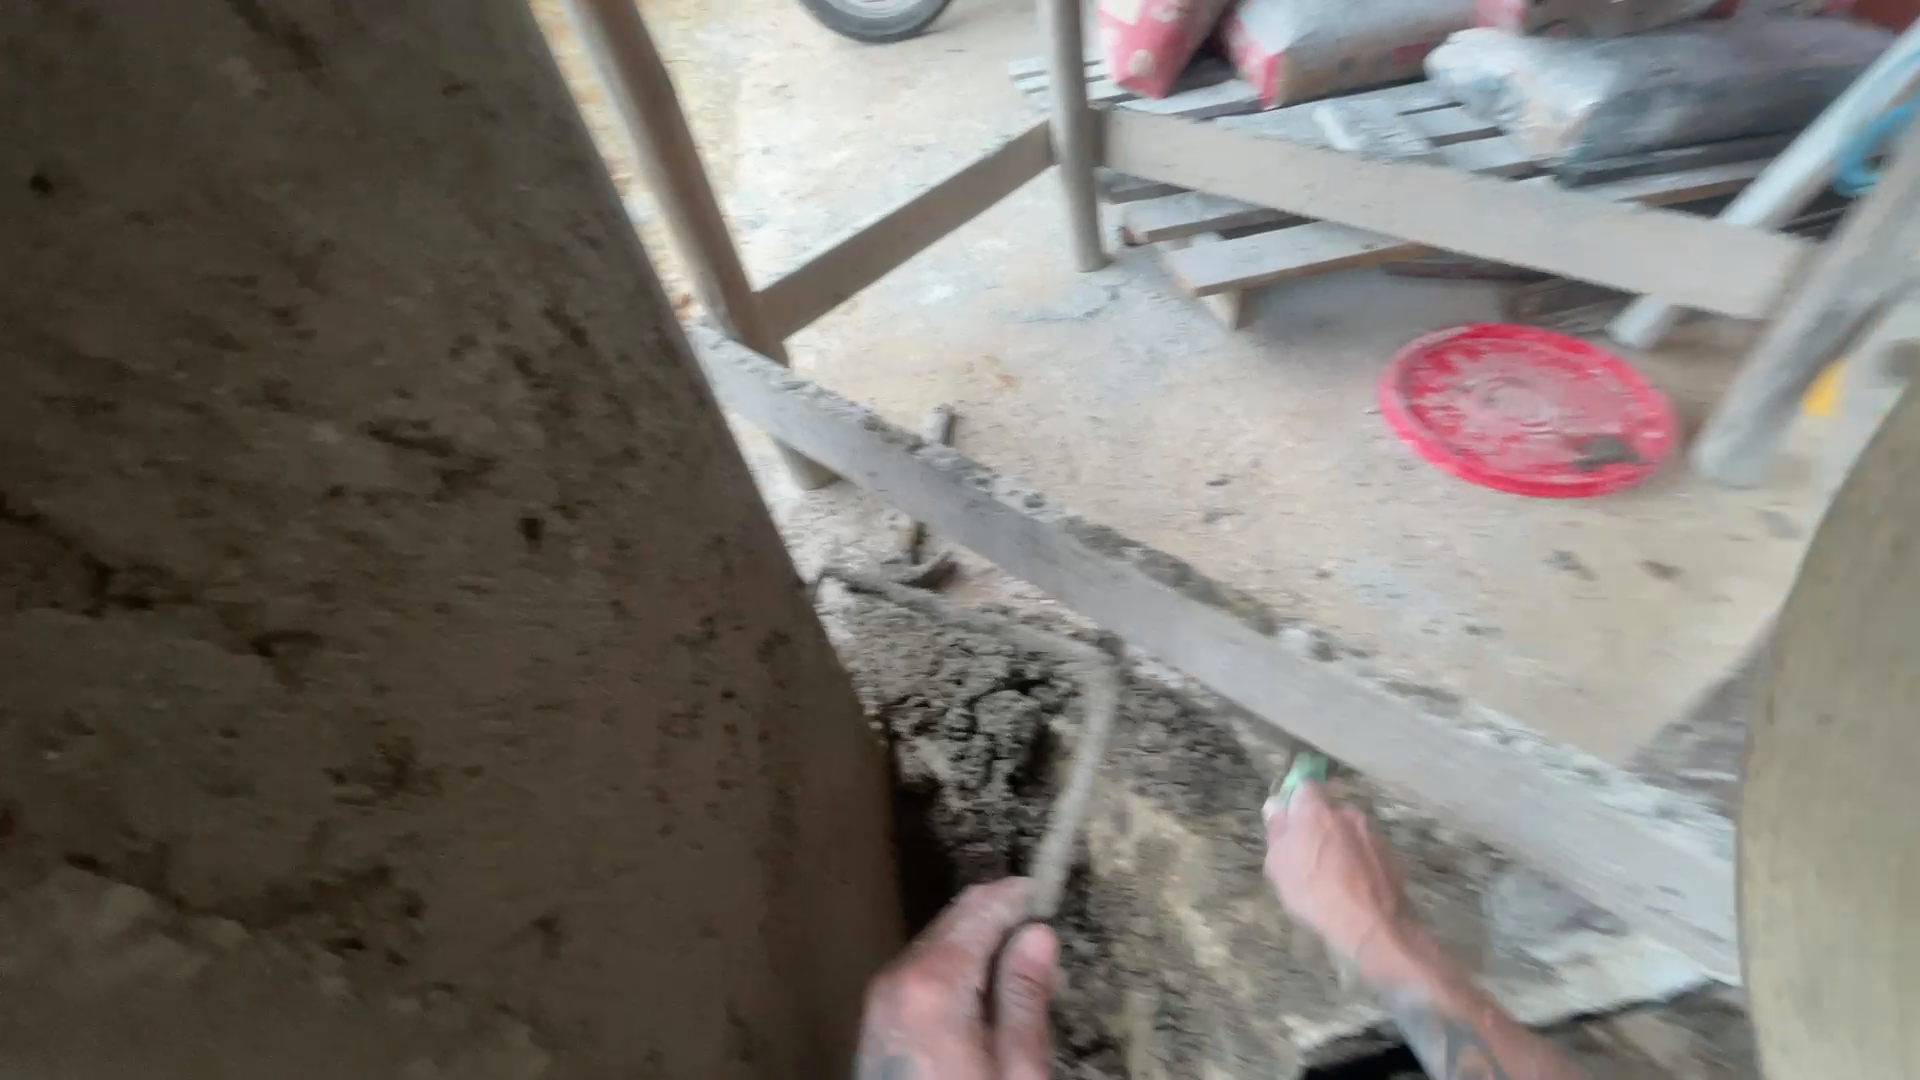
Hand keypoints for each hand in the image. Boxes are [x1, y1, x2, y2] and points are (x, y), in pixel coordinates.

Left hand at [856, 877, 1057, 1079]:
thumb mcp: (1016, 1075)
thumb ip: (1025, 997)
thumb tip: (1038, 934)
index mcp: (933, 983)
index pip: (979, 910)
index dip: (1016, 895)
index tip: (1048, 890)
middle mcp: (898, 977)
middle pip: (954, 920)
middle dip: (997, 915)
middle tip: (1042, 929)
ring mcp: (882, 998)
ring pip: (937, 942)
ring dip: (976, 939)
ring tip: (1021, 961)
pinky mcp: (877, 1020)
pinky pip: (921, 969)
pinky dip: (955, 964)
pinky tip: (984, 988)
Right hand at [1263, 780, 1422, 982]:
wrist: (1374, 928)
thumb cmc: (1315, 892)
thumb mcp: (1279, 865)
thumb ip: (1277, 831)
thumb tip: (1275, 807)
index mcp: (1316, 809)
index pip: (1304, 785)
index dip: (1295, 800)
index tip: (1289, 820)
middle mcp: (1347, 813)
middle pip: (1328, 810)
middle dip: (1319, 825)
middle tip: (1308, 853)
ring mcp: (1374, 835)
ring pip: (1350, 832)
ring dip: (1342, 845)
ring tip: (1334, 876)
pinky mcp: (1394, 858)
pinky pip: (1368, 852)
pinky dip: (1360, 862)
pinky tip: (1354, 887)